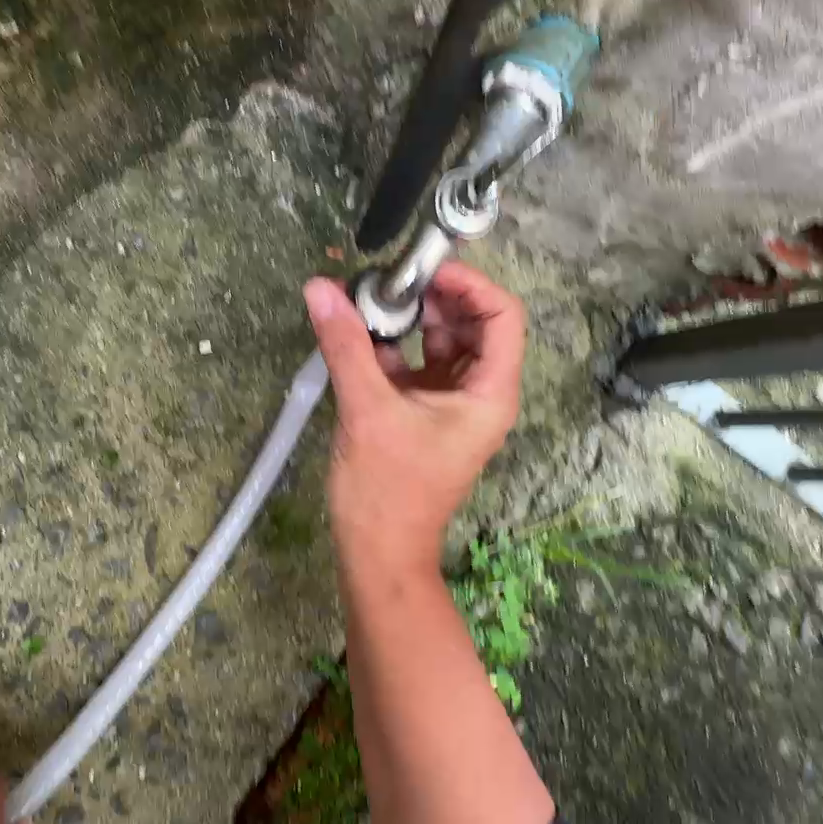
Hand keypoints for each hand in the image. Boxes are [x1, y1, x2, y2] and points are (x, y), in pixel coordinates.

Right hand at [302, 261, 525, 577]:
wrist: (377, 553)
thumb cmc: (387, 489)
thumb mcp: (366, 409)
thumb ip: (346, 344)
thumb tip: (320, 287)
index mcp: (489, 393)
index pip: (502, 316)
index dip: (470, 284)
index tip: (424, 270)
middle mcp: (478, 392)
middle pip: (472, 324)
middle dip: (435, 298)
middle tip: (391, 281)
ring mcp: (450, 402)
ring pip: (442, 341)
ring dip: (412, 318)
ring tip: (373, 300)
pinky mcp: (422, 412)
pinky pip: (415, 363)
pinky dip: (393, 345)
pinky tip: (360, 332)